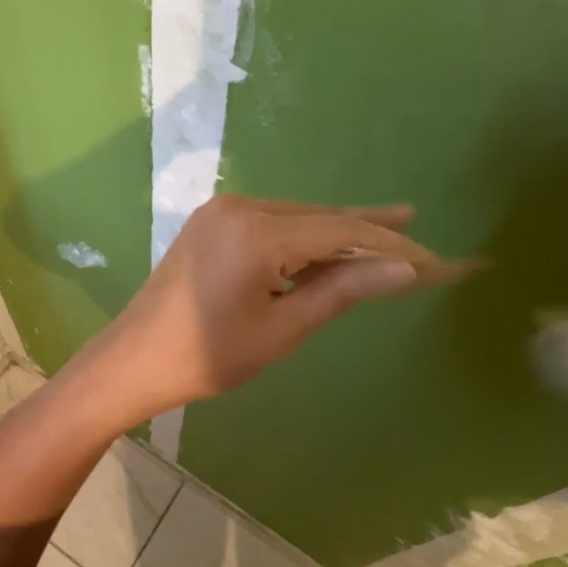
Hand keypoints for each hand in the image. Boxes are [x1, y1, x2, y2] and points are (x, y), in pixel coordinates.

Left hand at [76, 194, 467, 424]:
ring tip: (390, 236)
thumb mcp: (283, 329)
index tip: (433, 261)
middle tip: (419, 236)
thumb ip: (342, 290)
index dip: (390, 246)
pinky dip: (304, 237)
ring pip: (297, 217)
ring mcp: (221, 211)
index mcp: (256, 233)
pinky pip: (272, 222)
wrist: (134, 359)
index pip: (341, 231)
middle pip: (319, 217)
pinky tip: (330, 246)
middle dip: (369, 231)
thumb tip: (403, 269)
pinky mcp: (211, 222)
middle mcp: (239, 207)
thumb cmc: (208, 357)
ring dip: (338, 232)